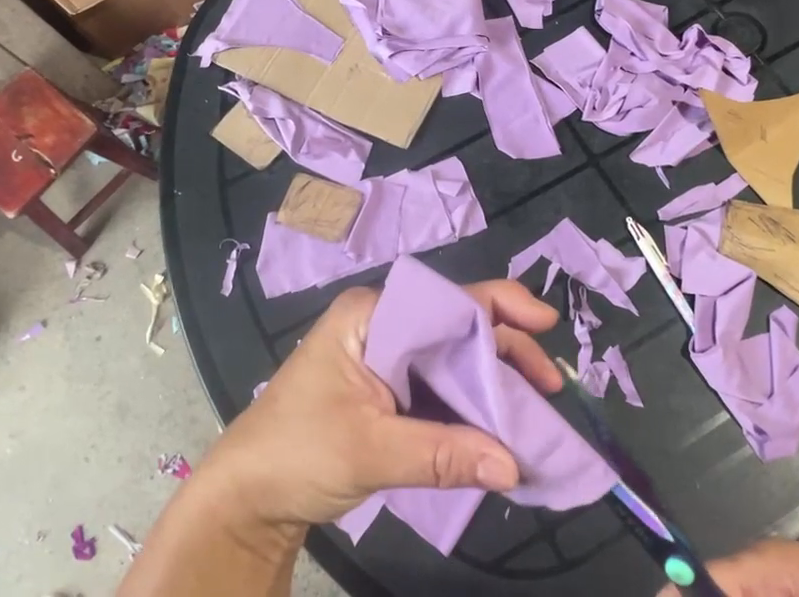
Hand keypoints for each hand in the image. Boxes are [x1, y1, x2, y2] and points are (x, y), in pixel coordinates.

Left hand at [195, 278, 562, 529]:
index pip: (447, 299)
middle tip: (551, 386)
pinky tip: (502, 427)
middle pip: (459, 327)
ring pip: (455, 360)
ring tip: (538, 410)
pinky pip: (442, 389)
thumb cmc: (296, 453)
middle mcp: (384, 328)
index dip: (501, 305)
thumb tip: (514, 466)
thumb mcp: (370, 450)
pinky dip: (473, 407)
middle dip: (507, 352)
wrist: (247, 498)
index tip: (547, 323)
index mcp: (372, 316)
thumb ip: (443, 454)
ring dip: (494, 384)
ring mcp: (386, 360)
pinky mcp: (389, 393)